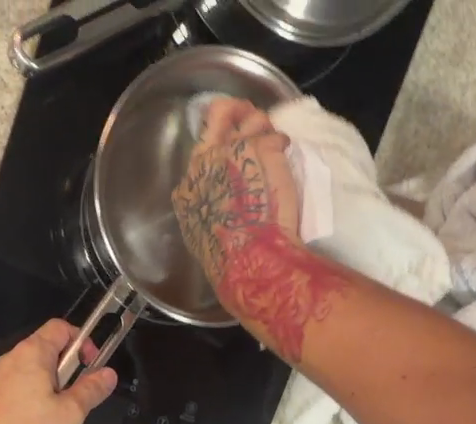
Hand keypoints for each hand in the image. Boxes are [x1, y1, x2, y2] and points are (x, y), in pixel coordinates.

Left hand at [0, 319, 118, 423]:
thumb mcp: (69, 414)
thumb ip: (90, 391)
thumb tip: (108, 374)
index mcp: (33, 353)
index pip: (61, 328)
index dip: (82, 341)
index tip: (92, 366)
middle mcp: (12, 358)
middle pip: (46, 349)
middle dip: (68, 369)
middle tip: (76, 398)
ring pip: (32, 371)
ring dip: (50, 386)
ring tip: (56, 416)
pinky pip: (17, 387)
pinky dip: (32, 397)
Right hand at [172, 97, 301, 294]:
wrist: (248, 258)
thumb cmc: (225, 257)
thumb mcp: (200, 231)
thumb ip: (203, 207)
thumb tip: (211, 203)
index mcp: (189, 186)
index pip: (200, 150)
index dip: (218, 144)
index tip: (230, 148)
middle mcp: (206, 160)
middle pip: (219, 114)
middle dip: (238, 113)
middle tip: (255, 124)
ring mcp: (234, 149)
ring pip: (251, 119)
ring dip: (264, 127)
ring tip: (274, 143)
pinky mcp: (263, 148)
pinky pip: (275, 136)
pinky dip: (282, 144)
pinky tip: (286, 155)